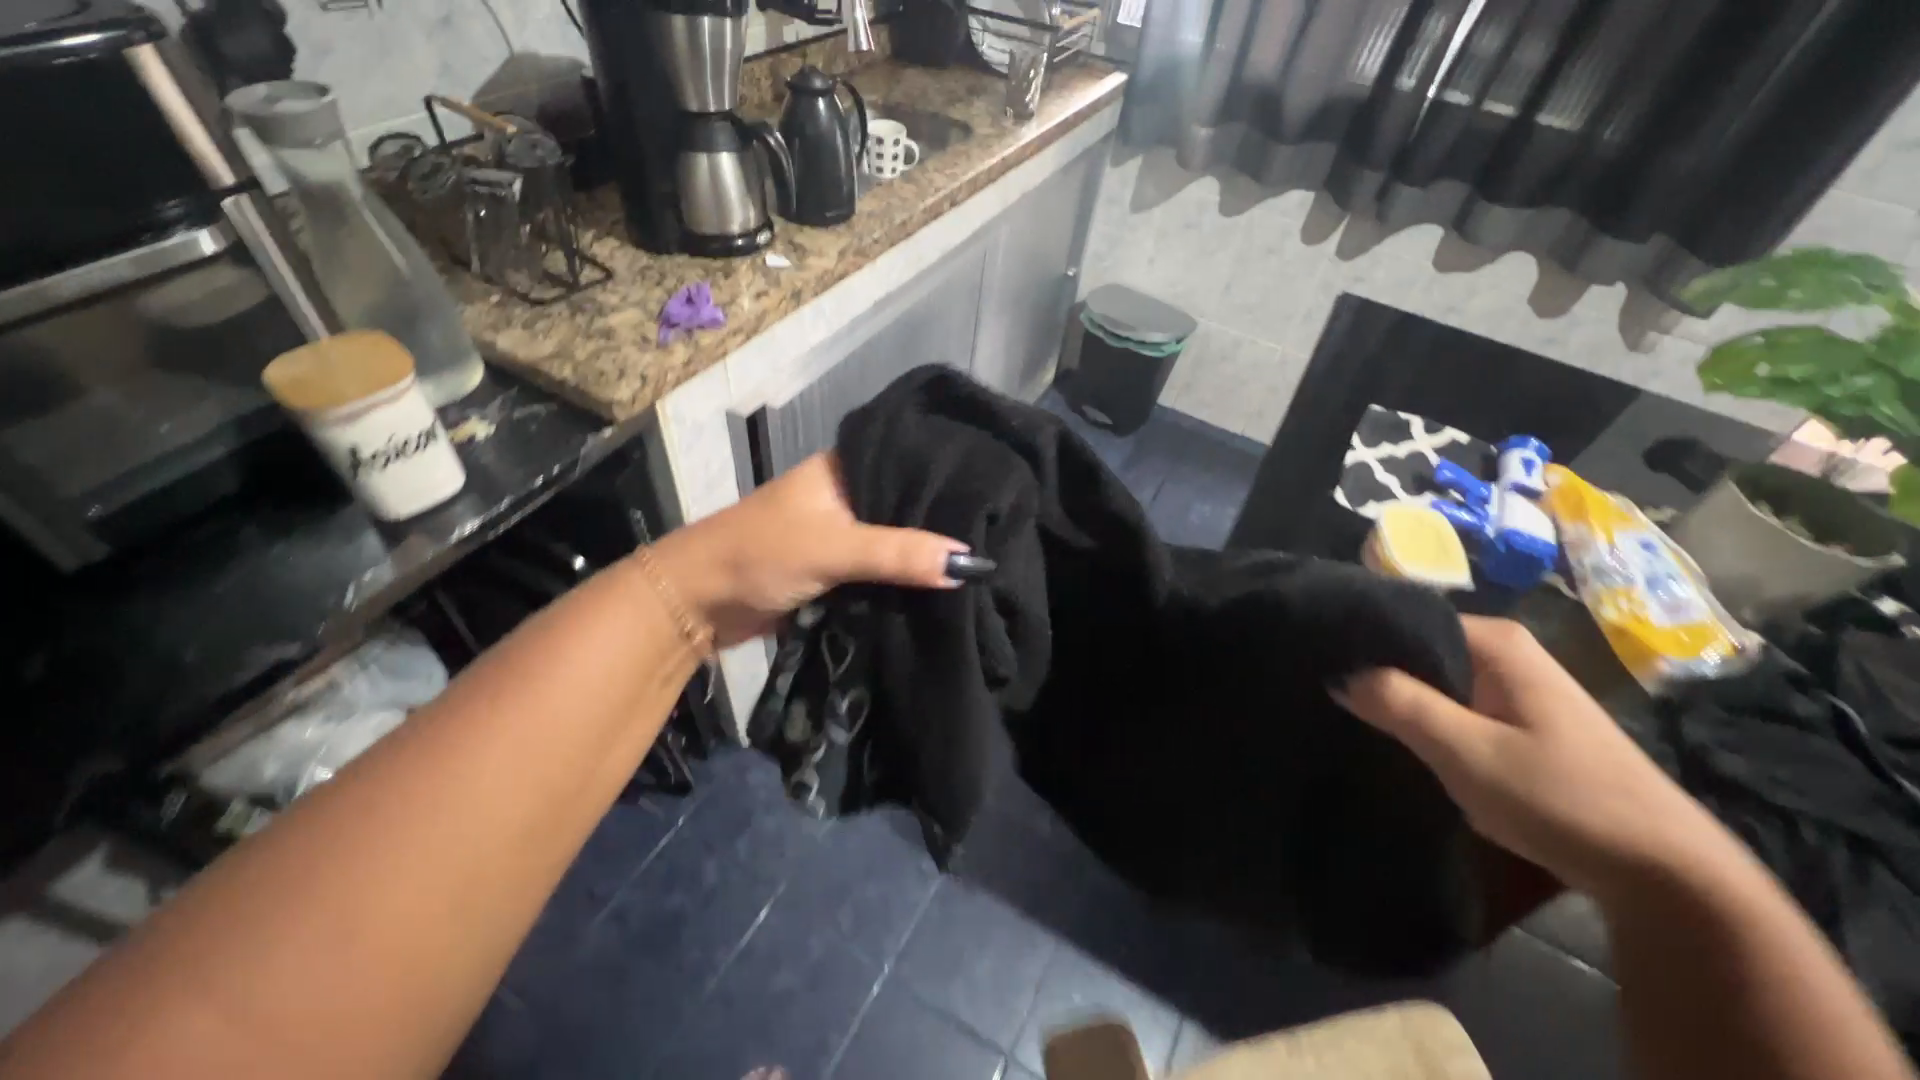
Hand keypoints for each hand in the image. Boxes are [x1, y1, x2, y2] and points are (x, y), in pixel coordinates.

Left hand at [641, 453, 969, 647]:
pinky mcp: (834, 571)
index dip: (950, 480)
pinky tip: (942, 589)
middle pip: (905, 507)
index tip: (998, 497)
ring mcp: (839, 535)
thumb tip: (970, 562)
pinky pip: (880, 573)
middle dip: (941, 527)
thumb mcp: (835, 549)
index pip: (910, 464)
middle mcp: (845, 495)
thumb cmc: (760, 556)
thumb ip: (900, 553)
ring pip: (895, 543)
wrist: (696, 604)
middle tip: (998, 536)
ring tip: (980, 564)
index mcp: (843, 469)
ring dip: (922, 559)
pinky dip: (902, 582)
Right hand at [1333, 616, 1733, 899]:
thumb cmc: (1561, 798)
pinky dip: (1427, 721)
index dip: (1362, 639)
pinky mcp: (1523, 725)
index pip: (1408, 618)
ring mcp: (1519, 690)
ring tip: (1346, 715)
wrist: (1661, 870)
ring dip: (1400, 700)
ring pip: (1438, 683)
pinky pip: (1457, 708)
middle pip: (1422, 650)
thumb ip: (1399, 704)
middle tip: (1321, 691)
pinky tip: (1398, 742)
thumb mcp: (1466, 752)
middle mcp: (1509, 655)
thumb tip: (1339, 672)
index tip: (1316, 660)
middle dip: (1377, 671)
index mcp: (1498, 644)